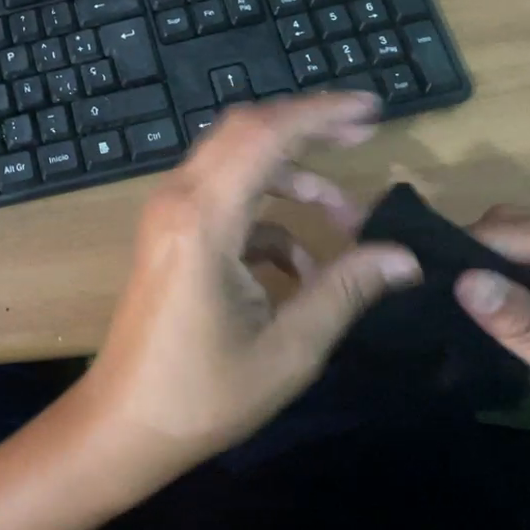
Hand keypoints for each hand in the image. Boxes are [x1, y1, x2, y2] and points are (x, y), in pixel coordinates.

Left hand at [0, 93, 416, 529]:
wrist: (124, 421)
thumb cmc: (203, 393)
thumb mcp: (288, 349)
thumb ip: (345, 292)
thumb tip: (405, 257)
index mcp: (204, 218)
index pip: (264, 135)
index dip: (320, 113)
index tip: (372, 109)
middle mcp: (179, 198)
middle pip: (245, 133)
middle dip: (307, 128)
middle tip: (364, 135)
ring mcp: (168, 213)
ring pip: (235, 163)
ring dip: (290, 179)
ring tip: (347, 220)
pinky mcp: (169, 232)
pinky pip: (223, 200)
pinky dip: (266, 215)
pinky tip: (301, 266)